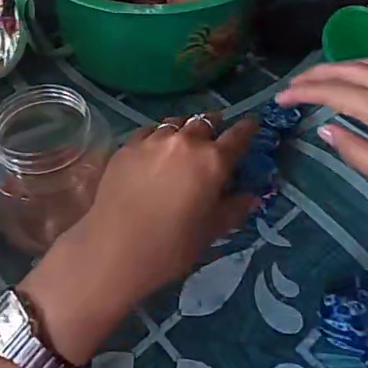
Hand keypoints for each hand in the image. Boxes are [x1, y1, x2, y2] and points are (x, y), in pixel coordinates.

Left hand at [19, 113, 257, 362]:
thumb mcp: (211, 230)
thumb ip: (234, 208)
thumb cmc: (172, 245)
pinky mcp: (127, 145)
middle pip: (205, 122)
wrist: (116, 246)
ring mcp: (152, 140)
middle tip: (214, 138)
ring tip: (184, 140)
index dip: (247, 129)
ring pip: (175, 123)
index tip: (251, 125)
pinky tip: (155, 149)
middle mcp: (184, 141)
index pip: (238, 135)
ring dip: (185, 129)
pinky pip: (149, 131)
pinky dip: (158, 135)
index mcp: (212, 161)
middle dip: (214, 127)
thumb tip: (250, 196)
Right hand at [276, 59, 367, 224]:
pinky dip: (360, 69)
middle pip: (349, 69)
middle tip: (291, 85)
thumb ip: (356, 151)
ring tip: (317, 78)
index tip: (279, 98)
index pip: (335, 91)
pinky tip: (357, 81)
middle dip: (315, 74)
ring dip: (338, 67)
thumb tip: (325, 128)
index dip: (303, 92)